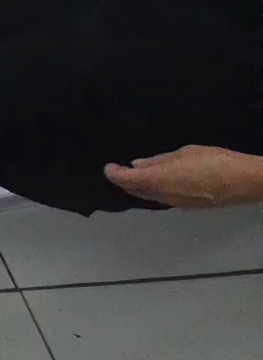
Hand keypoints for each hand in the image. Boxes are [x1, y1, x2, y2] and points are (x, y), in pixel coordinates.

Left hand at [104, 146, 262, 207]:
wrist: (252, 181)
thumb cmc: (218, 161)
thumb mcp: (186, 153)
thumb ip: (159, 160)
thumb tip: (138, 164)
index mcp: (154, 179)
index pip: (122, 179)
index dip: (112, 173)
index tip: (110, 166)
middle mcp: (159, 194)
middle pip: (131, 190)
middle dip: (123, 181)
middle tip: (123, 171)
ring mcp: (173, 202)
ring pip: (147, 196)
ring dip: (139, 187)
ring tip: (142, 175)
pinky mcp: (188, 206)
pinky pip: (163, 199)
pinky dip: (155, 191)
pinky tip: (162, 182)